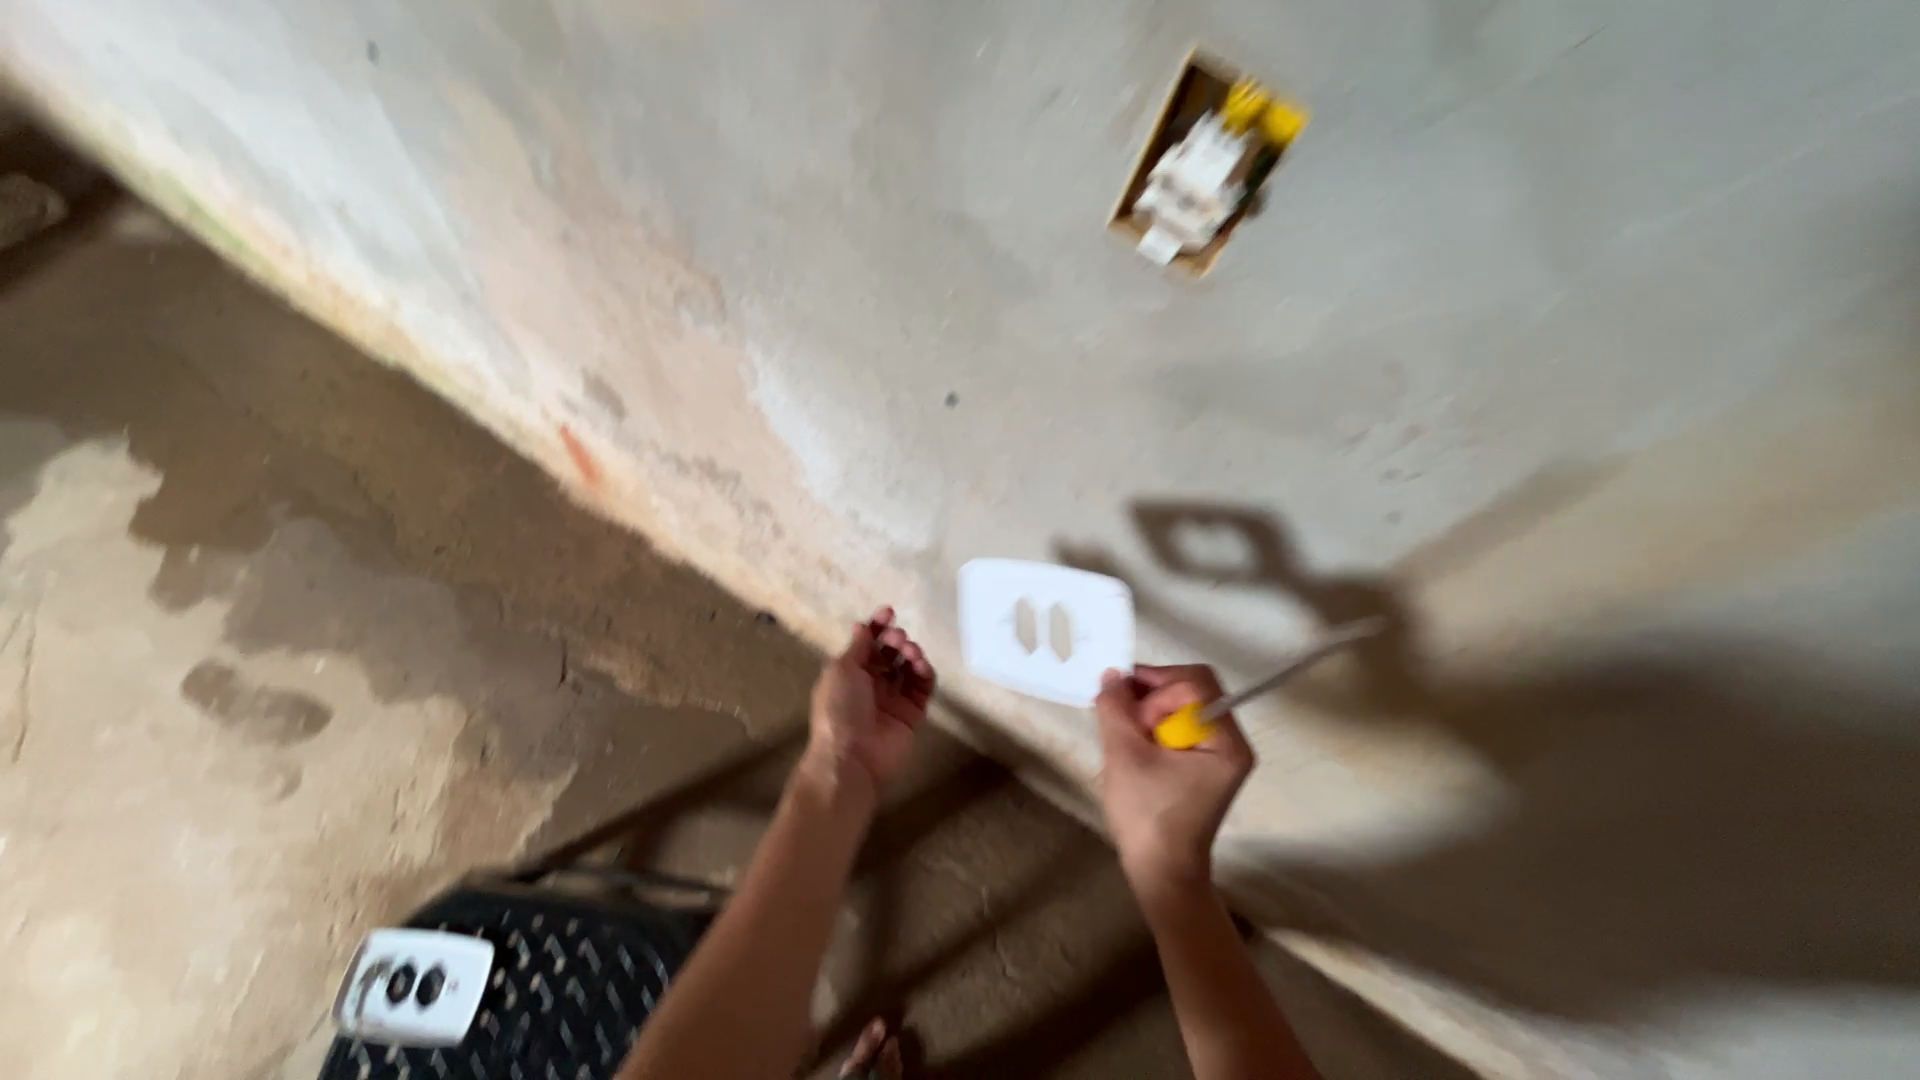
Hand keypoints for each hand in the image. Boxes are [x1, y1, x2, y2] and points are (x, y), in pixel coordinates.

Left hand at [804, 606, 935, 795]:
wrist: (852, 756)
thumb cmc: (839, 708)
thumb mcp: (841, 670)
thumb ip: (857, 647)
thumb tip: (862, 625)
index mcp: (850, 673)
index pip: (867, 643)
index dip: (877, 626)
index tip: (889, 612)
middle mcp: (872, 684)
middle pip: (890, 654)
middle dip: (896, 639)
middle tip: (899, 638)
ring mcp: (893, 699)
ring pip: (908, 668)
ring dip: (912, 654)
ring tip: (912, 652)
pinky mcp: (912, 714)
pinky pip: (922, 688)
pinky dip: (925, 673)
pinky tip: (922, 666)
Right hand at [1095, 665, 1254, 896]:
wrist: (1161, 873)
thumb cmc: (1147, 817)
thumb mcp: (1124, 757)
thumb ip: (1116, 709)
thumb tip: (1111, 674)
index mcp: (1226, 741)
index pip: (1196, 683)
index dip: (1157, 683)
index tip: (1125, 702)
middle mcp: (1232, 741)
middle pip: (1194, 689)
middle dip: (1153, 694)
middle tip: (1124, 717)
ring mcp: (1221, 752)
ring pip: (1185, 704)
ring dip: (1151, 709)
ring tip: (1124, 731)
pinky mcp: (1206, 762)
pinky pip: (1181, 723)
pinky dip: (1155, 723)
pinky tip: (1134, 740)